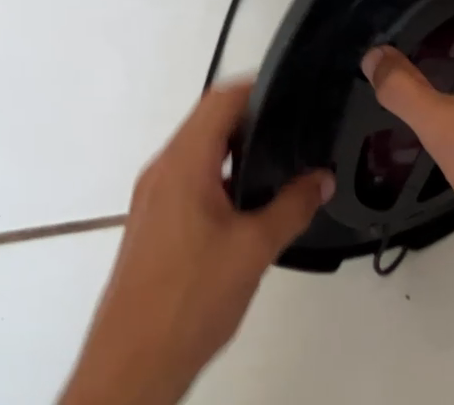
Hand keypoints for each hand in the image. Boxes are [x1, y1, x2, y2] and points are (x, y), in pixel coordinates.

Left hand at [61, 81, 333, 404]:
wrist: (132, 366)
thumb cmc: (188, 301)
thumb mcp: (256, 248)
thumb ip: (294, 206)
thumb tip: (321, 181)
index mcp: (183, 165)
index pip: (221, 99)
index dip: (258, 86)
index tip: (293, 90)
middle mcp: (161, 173)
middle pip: (208, 121)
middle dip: (252, 119)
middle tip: (294, 127)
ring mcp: (152, 199)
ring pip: (199, 151)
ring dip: (236, 149)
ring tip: (279, 163)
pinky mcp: (152, 224)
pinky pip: (190, 179)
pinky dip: (220, 175)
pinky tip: (250, 204)